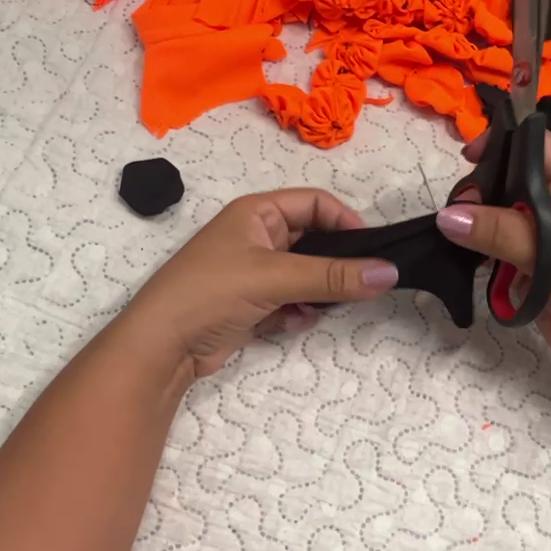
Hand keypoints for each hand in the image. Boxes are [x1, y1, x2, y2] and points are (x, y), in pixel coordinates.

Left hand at [121, 189, 398, 380]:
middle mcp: (257, 237)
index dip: (347, 222)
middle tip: (356, 287)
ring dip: (315, 294)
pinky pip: (291, 303)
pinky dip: (295, 313)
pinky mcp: (252, 305)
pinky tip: (288, 323)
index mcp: (257, 212)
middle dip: (333, 266)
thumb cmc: (210, 293)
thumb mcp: (274, 277)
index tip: (372, 253)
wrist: (161, 348)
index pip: (316, 203)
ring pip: (306, 277)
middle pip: (314, 242)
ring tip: (314, 308)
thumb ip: (333, 276)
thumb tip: (389, 273)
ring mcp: (255, 273)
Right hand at [438, 129, 550, 367]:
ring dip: (477, 226)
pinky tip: (466, 258)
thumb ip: (500, 232)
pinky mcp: (527, 264)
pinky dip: (480, 253)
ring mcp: (541, 236)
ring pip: (497, 216)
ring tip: (457, 237)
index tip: (466, 155)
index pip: (537, 146)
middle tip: (456, 211)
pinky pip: (494, 248)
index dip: (503, 142)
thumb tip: (448, 217)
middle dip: (481, 192)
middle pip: (509, 180)